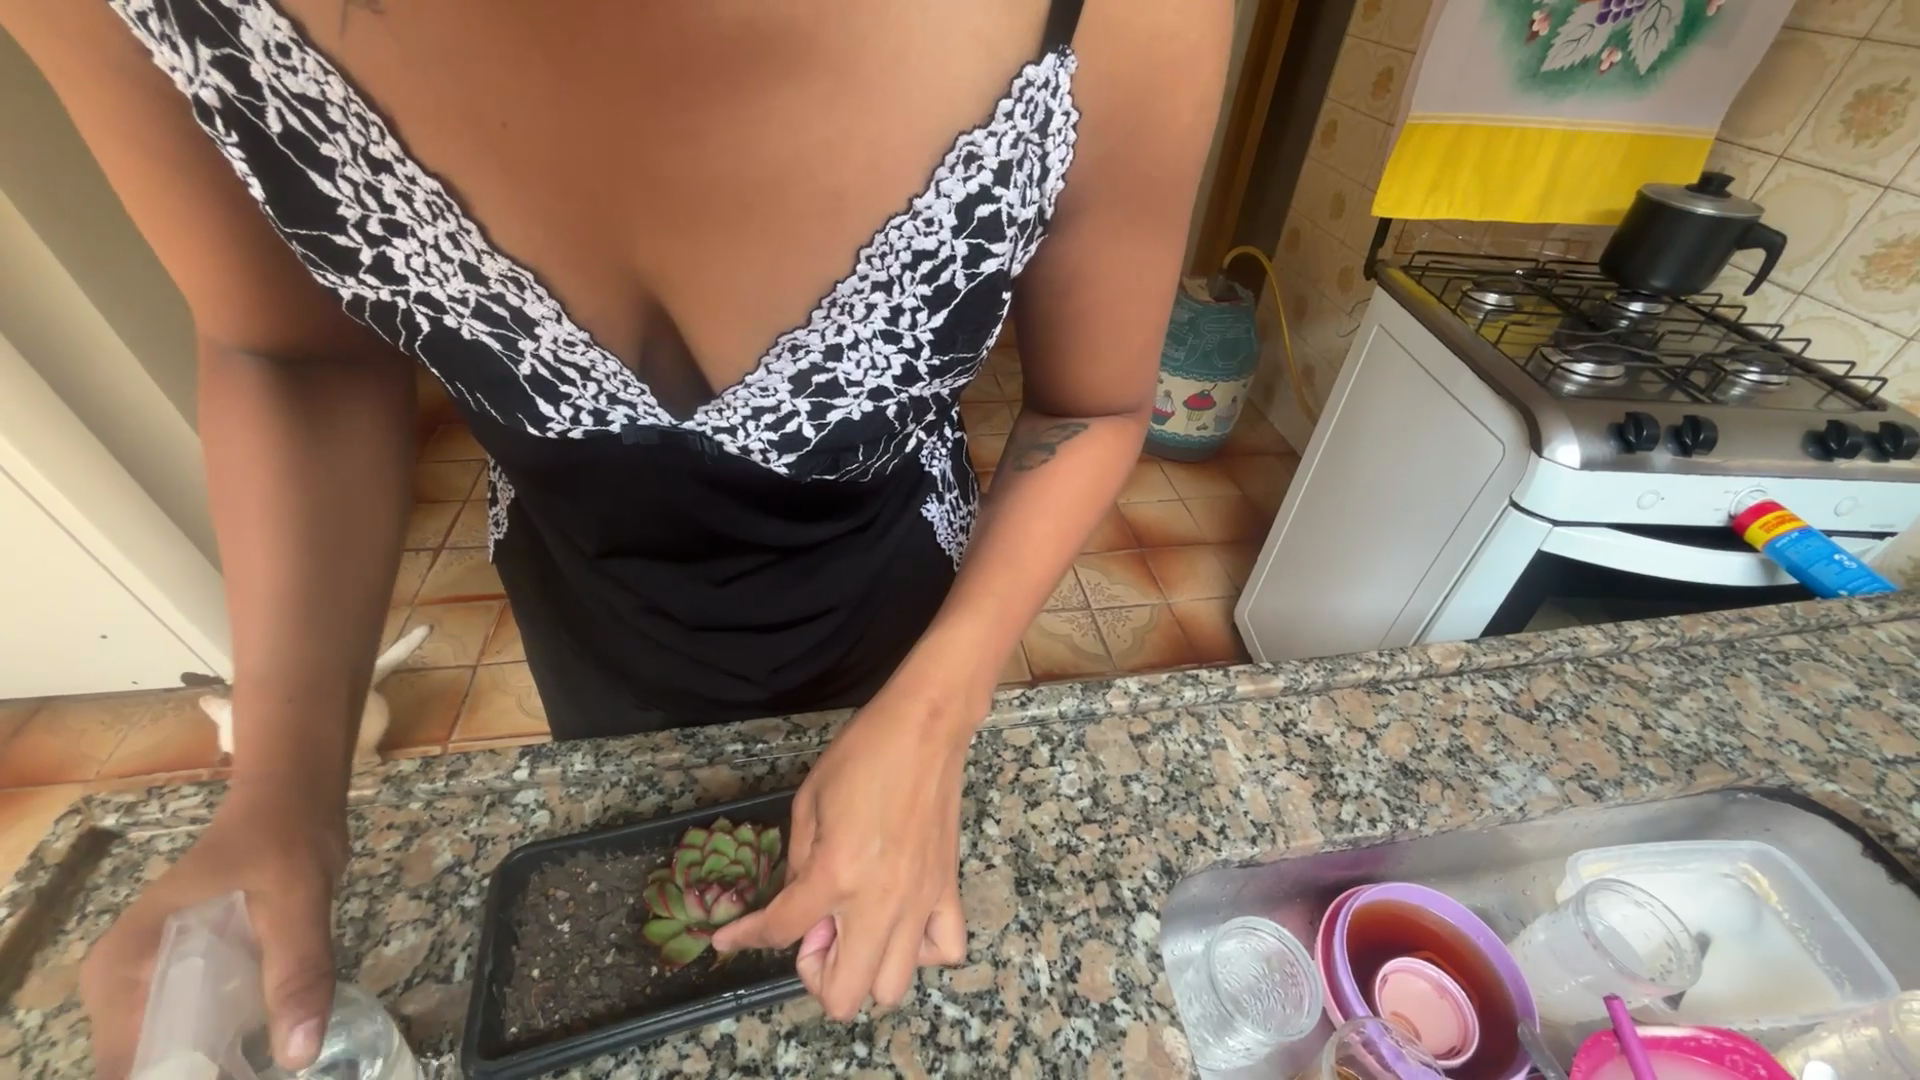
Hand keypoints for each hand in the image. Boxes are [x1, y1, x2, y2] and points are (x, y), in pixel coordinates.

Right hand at [80, 781, 346, 1078]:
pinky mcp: (189, 966)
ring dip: (218, 1060)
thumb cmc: (285, 840)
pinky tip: (272, 1035)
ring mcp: (154, 976)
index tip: (237, 1078)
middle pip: (149, 1063)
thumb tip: (298, 1055)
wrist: (294, 799)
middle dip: (202, 1074)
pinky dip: (230, 1034)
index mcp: (124, 972)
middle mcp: (122, 982)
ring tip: (270, 1061)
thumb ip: (297, 973)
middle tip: (264, 1071)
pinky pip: (199, 1018)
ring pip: (176, 1044)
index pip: (129, 1068)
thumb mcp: (298, 902)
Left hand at [712, 684, 979, 1018]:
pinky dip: (921, 949)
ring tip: (857, 926)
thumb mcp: (809, 800)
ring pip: (891, 988)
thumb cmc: (862, 753)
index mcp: (836, 874)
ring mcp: (920, 901)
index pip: (780, 931)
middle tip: (814, 926)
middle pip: (842, 994)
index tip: (728, 940)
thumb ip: (799, 861)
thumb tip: (802, 903)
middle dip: (815, 971)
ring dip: (864, 967)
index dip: (744, 939)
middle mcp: (880, 902)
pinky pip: (945, 948)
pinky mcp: (948, 888)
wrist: (923, 728)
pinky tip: (903, 923)